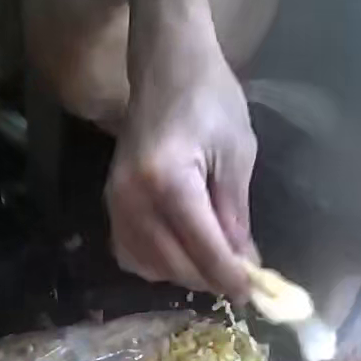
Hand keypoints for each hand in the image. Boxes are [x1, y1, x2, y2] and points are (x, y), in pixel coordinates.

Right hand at [108, 23, 256, 298]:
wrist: (165, 66)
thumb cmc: (209, 100)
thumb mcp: (237, 155)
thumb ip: (236, 217)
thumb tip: (244, 266)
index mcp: (168, 180)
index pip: (203, 249)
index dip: (230, 278)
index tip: (251, 295)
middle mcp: (133, 198)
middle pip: (178, 266)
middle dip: (212, 279)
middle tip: (239, 278)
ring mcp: (116, 204)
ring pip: (155, 269)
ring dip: (188, 275)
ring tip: (213, 262)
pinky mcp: (110, 207)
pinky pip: (133, 258)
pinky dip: (160, 266)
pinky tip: (181, 253)